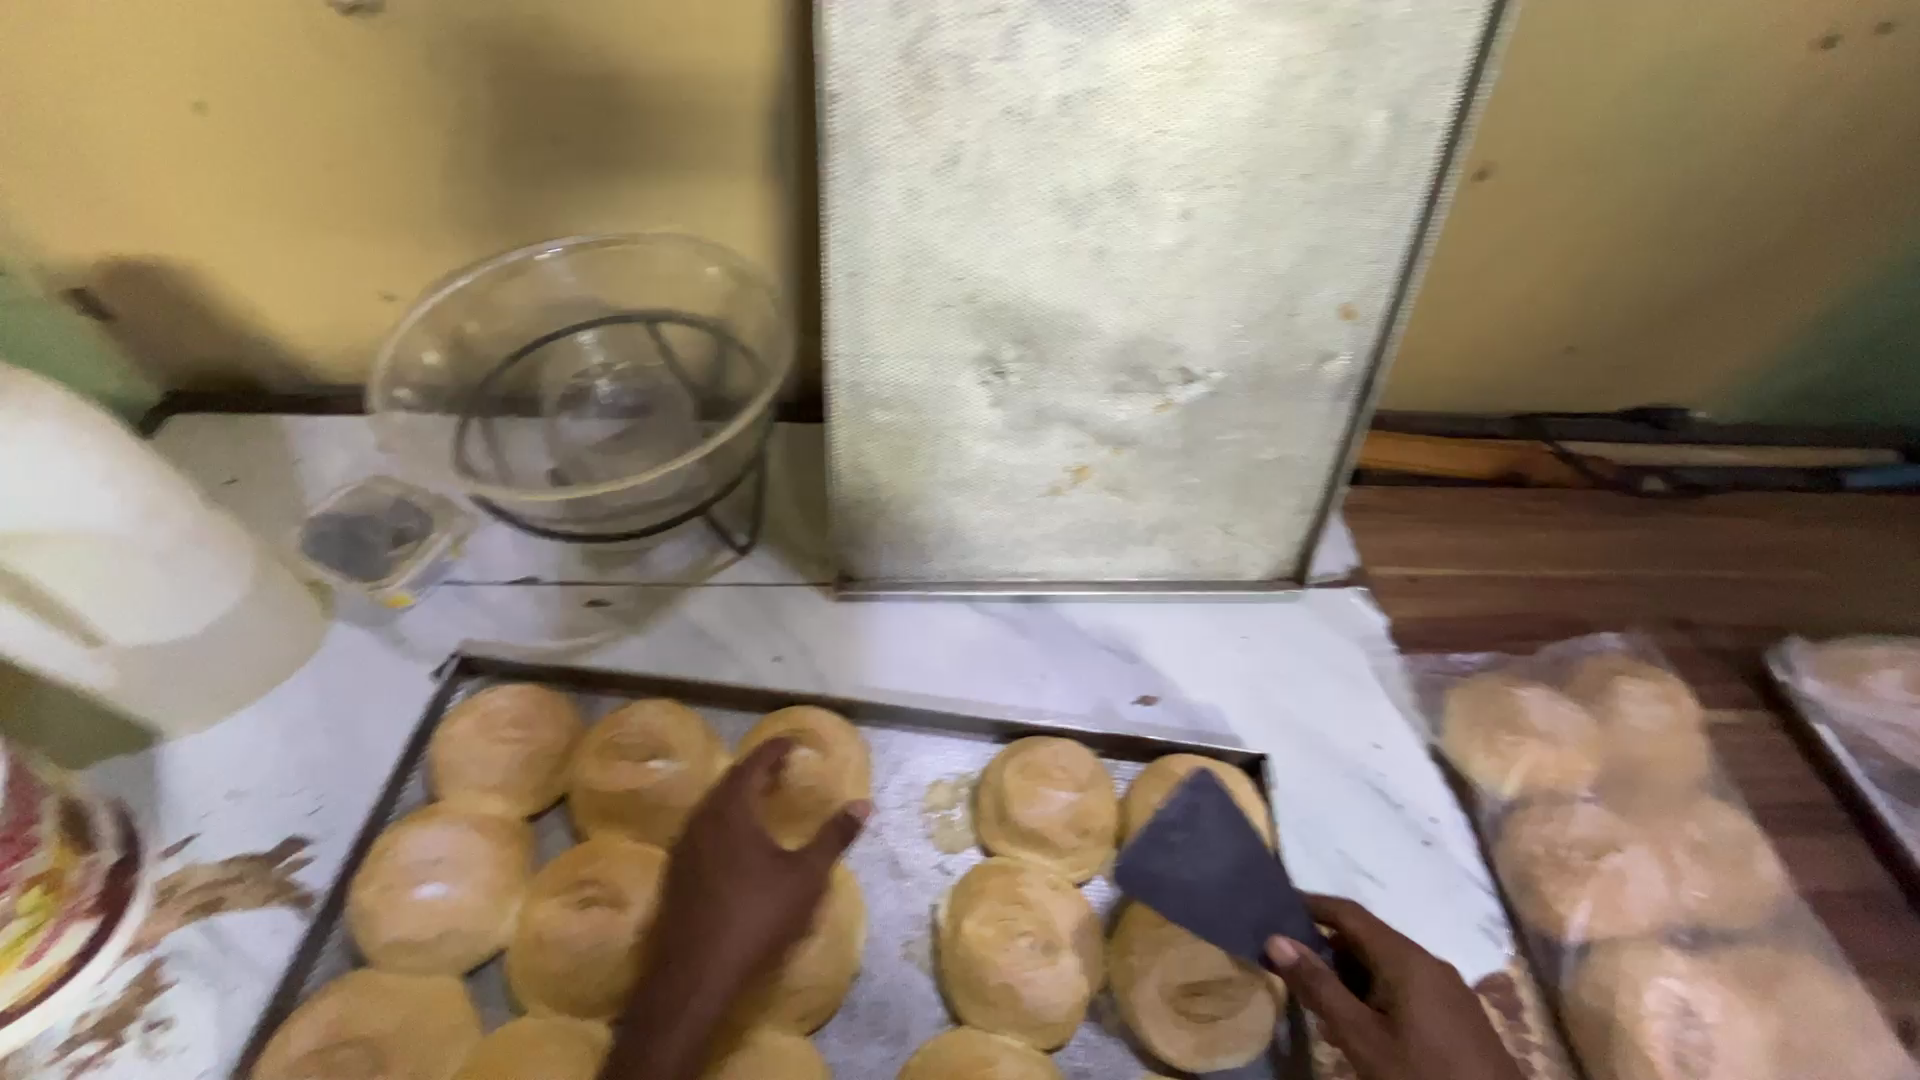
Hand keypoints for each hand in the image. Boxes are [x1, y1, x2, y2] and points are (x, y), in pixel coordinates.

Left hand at [601, 738, 869, 1079]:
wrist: (695, 976)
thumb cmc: (756, 917)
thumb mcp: (806, 876)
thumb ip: (834, 837)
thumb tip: (863, 805)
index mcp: (732, 809)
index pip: (753, 764)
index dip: (774, 749)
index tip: (792, 742)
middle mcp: (702, 819)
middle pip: (729, 781)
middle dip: (755, 769)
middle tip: (780, 766)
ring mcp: (683, 847)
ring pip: (712, 806)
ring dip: (737, 795)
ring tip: (762, 798)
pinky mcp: (675, 874)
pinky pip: (702, 829)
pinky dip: (724, 821)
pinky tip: (737, 840)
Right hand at [1265, 895, 1522, 1079]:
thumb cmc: (1424, 1077)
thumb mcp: (1361, 1037)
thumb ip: (1318, 987)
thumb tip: (1276, 940)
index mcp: (1407, 958)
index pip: (1349, 913)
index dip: (1311, 905)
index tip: (1276, 907)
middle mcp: (1430, 962)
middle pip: (1367, 939)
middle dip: (1326, 949)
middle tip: (1291, 968)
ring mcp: (1449, 990)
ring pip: (1386, 965)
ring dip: (1350, 977)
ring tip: (1320, 1005)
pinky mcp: (1459, 1016)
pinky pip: (1406, 987)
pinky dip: (1375, 994)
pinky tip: (1362, 1027)